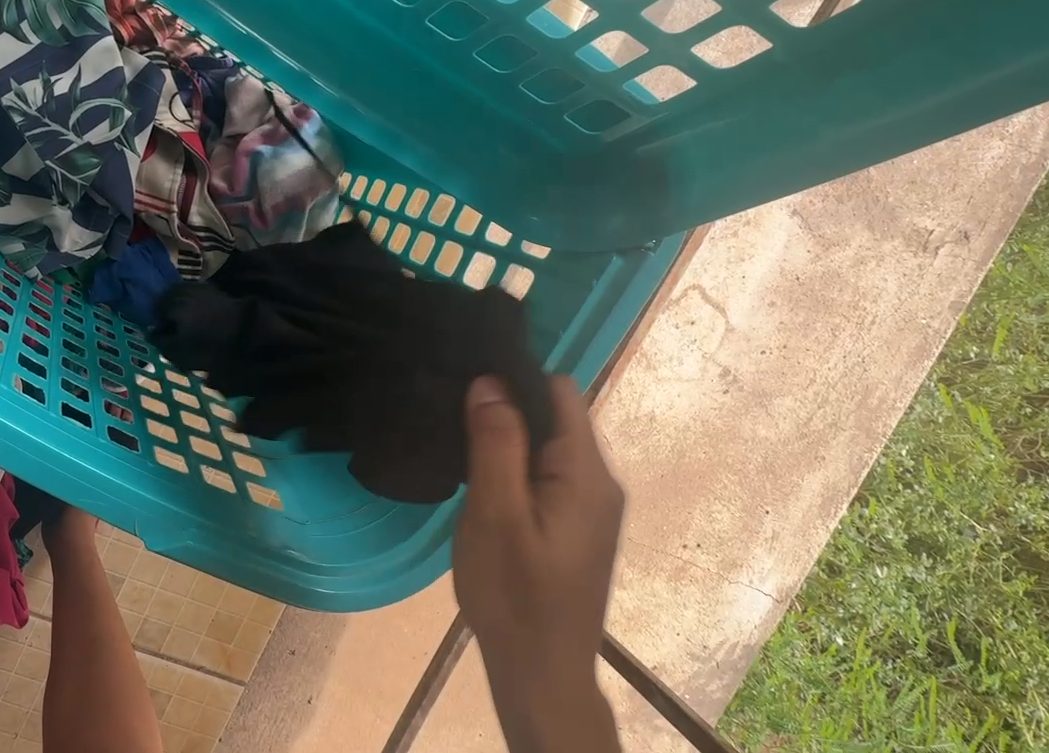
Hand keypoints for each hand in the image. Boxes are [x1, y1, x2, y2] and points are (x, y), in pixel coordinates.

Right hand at [454, 375, 624, 752]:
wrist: (541, 675)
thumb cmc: (514, 594)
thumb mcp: (494, 514)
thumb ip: (495, 444)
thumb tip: (489, 380)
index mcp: (585, 473)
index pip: (560, 392)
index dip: (514, 375)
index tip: (466, 374)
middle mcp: (599, 482)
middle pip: (555, 415)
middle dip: (507, 404)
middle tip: (450, 406)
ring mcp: (590, 506)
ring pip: (547, 444)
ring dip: (507, 435)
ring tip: (456, 433)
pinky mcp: (574, 525)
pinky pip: (546, 471)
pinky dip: (514, 462)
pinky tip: (479, 474)